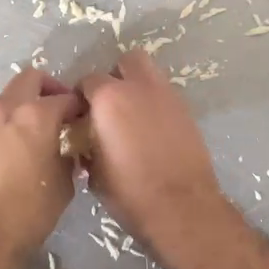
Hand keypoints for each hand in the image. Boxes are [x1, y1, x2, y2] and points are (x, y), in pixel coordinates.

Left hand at [0, 68, 84, 266]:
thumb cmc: (29, 212)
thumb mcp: (63, 184)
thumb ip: (68, 157)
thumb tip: (68, 151)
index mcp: (36, 115)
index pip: (65, 97)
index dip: (79, 105)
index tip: (86, 117)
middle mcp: (6, 110)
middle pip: (29, 79)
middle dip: (49, 88)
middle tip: (61, 111)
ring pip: (7, 98)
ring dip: (25, 105)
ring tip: (38, 132)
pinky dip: (8, 124)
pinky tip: (17, 149)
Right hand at [77, 52, 240, 265]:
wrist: (182, 207)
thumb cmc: (130, 193)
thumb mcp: (94, 174)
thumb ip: (88, 146)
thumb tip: (87, 141)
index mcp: (109, 98)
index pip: (88, 80)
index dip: (82, 96)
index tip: (81, 114)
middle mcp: (139, 87)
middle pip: (127, 61)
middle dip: (116, 76)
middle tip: (110, 103)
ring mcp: (168, 95)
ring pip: (150, 74)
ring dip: (138, 86)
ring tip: (132, 115)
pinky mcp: (187, 110)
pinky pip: (166, 95)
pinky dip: (156, 103)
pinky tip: (152, 129)